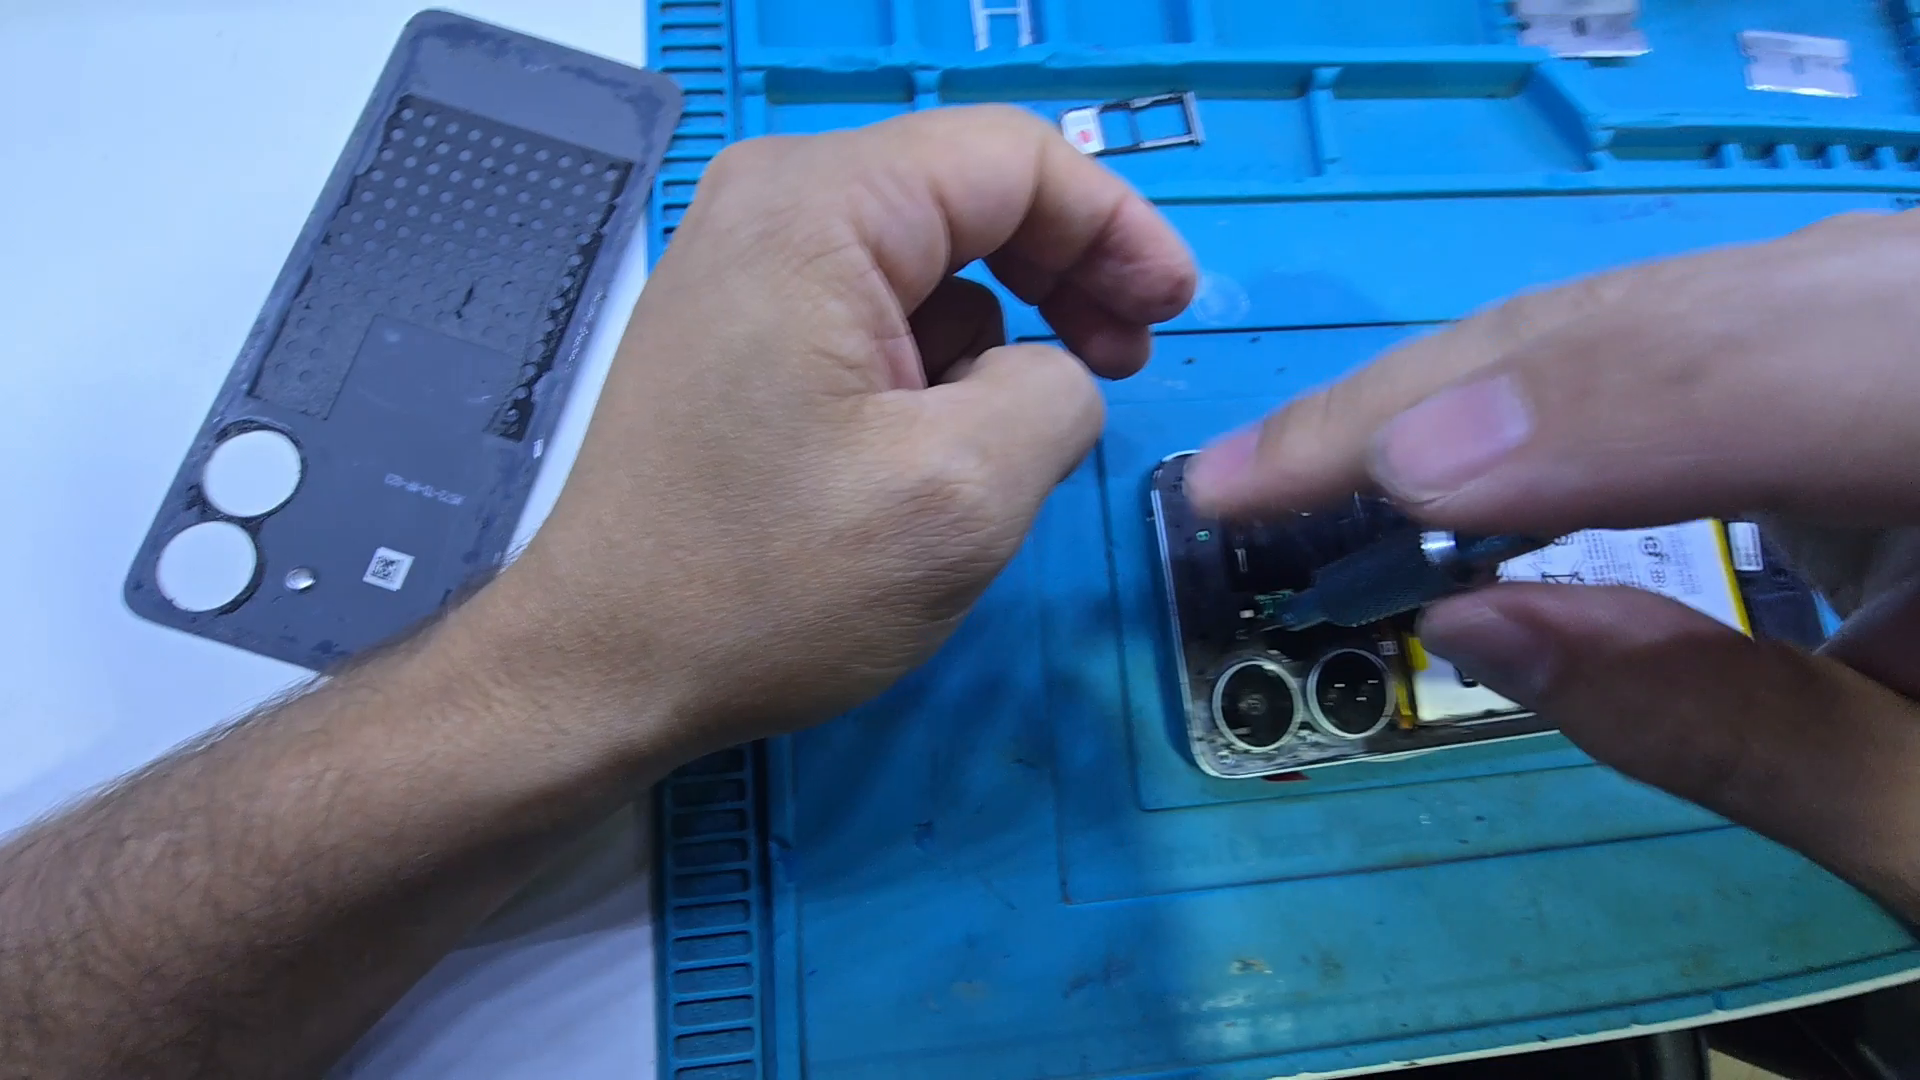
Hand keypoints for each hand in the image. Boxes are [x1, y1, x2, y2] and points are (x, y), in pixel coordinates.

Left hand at [460, 106, 1194, 759]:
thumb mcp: (962, 496)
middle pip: (968, 206)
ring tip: (1011, 441)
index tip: (1170, 309)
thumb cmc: (774, 588)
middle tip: (1122, 360)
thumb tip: (1056, 375)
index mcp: (818, 209)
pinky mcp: (746, 348)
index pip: (1012, 162)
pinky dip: (937, 377)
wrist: (610, 670)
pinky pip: (879, 331)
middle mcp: (772, 215)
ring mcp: (749, 281)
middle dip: (1064, 277)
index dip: (1116, 227)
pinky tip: (936, 452)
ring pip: (928, 279)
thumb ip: (1058, 397)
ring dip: (998, 344)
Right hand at [1184, 211, 1919, 916]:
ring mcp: (1865, 314)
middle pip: (1667, 312)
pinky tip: (1393, 452)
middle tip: (1245, 475)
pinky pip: (1609, 345)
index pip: (1833, 363)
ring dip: (1423, 396)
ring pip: (1614, 311)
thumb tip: (1464, 629)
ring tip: (1286, 466)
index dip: (1598, 411)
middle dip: (1429, 396)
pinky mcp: (1791, 344)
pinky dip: (1477, 405)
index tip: (1397, 481)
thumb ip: (1726, 728)